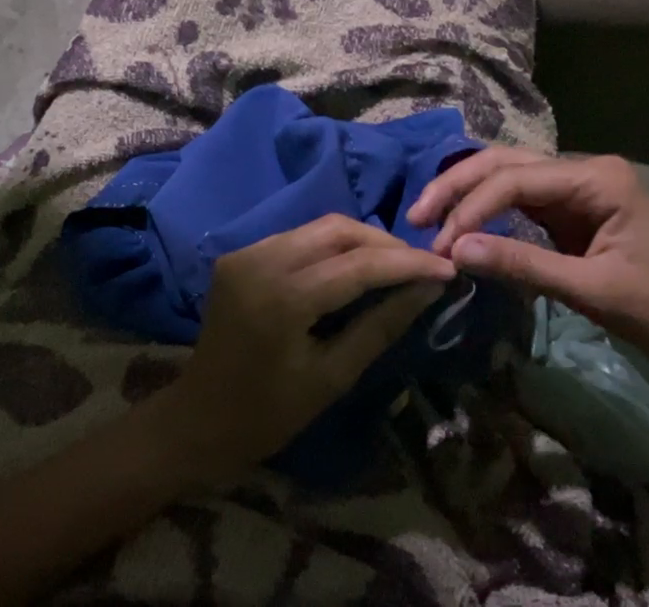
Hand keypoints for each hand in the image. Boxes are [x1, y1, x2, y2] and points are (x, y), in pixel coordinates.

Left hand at [160, 214, 452, 478]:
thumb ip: (381, 326)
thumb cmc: (269, 414)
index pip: (358, 264)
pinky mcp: (238, 256)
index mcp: (282, 296)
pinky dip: (329, 248)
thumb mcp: (333, 376)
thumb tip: (428, 289)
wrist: (199, 420)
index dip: (408, 263)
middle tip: (423, 267)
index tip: (448, 268)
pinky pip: (296, 239)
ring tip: (396, 267)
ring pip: (317, 229)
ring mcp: (244, 253)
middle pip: (337, 230)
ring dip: (359, 242)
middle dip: (385, 244)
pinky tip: (354, 268)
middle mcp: (260, 260)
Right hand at [408, 150, 648, 383]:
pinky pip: (518, 202)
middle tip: (415, 218)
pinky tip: (461, 227)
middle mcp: (583, 172)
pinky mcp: (571, 214)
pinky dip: (486, 213)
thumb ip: (523, 265)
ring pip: (507, 178)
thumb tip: (454, 251)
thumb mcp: (593, 291)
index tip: (439, 245)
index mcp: (597, 178)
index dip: (471, 208)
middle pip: (504, 164)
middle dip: (457, 188)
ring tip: (428, 220)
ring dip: (466, 196)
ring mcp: (577, 191)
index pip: (515, 179)